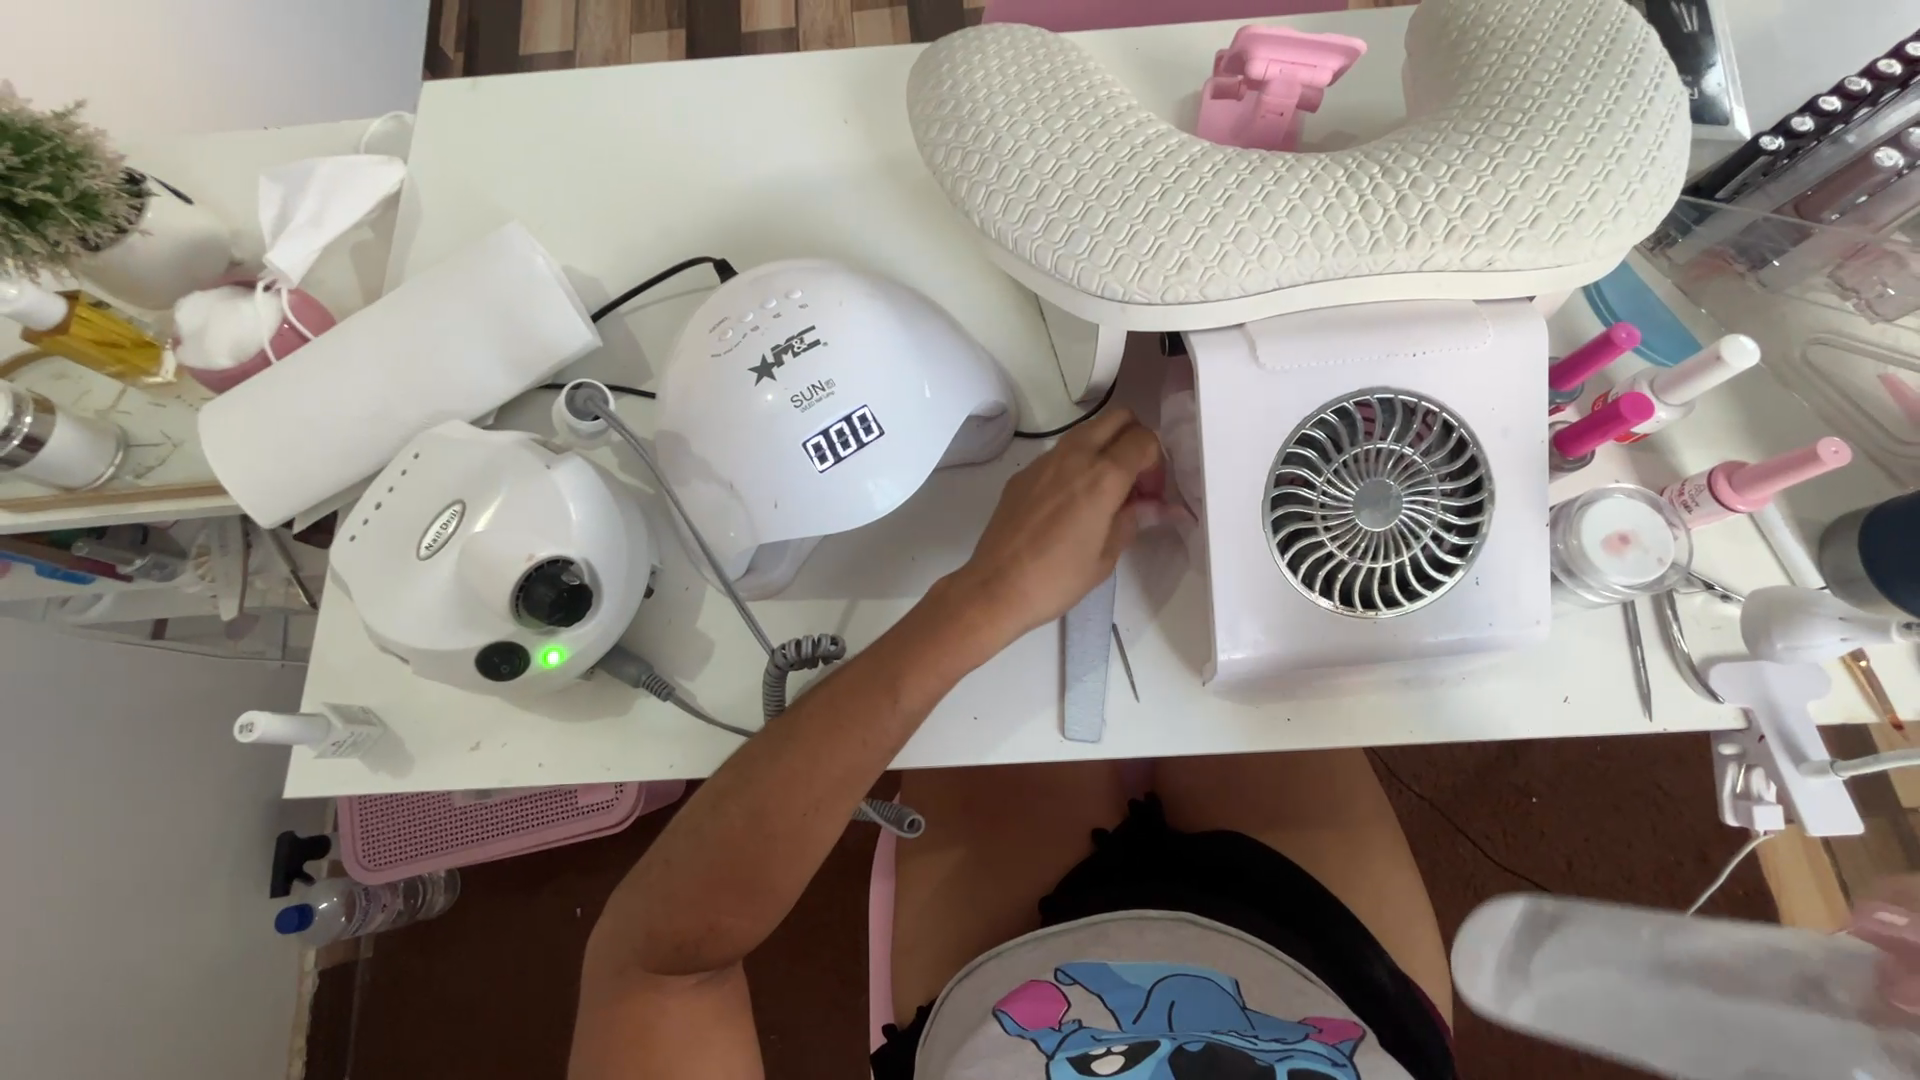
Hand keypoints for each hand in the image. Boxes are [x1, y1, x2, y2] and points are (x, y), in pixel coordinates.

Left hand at [944, 407, 1164, 647]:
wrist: (995, 587)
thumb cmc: (1057, 578)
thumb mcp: (1106, 556)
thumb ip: (1133, 520)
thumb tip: (1157, 507)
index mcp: (1102, 476)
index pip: (1144, 439)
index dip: (1156, 463)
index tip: (1150, 495)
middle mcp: (1073, 457)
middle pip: (1117, 418)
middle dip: (1134, 440)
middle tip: (1133, 482)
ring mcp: (1043, 461)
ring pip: (1086, 431)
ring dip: (1104, 448)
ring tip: (1104, 493)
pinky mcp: (1022, 474)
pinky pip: (1059, 454)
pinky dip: (1076, 464)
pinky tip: (1070, 504)